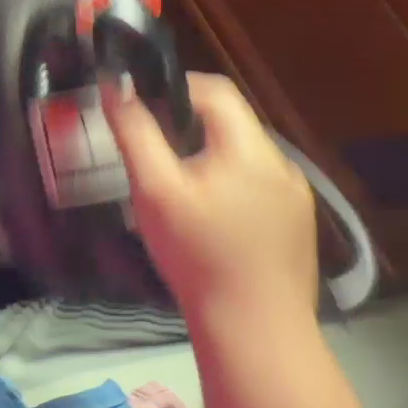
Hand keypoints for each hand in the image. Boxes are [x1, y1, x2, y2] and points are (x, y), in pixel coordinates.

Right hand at [102, 72, 316, 325]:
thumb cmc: (196, 250)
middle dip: (179, 117)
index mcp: (251, 151)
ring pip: (237, 146)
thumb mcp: (153, 187)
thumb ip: (134, 131)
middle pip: (227, 116)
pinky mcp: (293, 217)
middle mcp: (280, 164)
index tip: (132, 101)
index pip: (214, 89)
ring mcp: (293, 193)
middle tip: (140, 139)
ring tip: (163, 172)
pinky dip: (219, 171)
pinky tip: (197, 201)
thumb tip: (114, 84)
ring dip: (199, 145)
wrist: (253, 323)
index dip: (169, 83)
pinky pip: (250, 174)